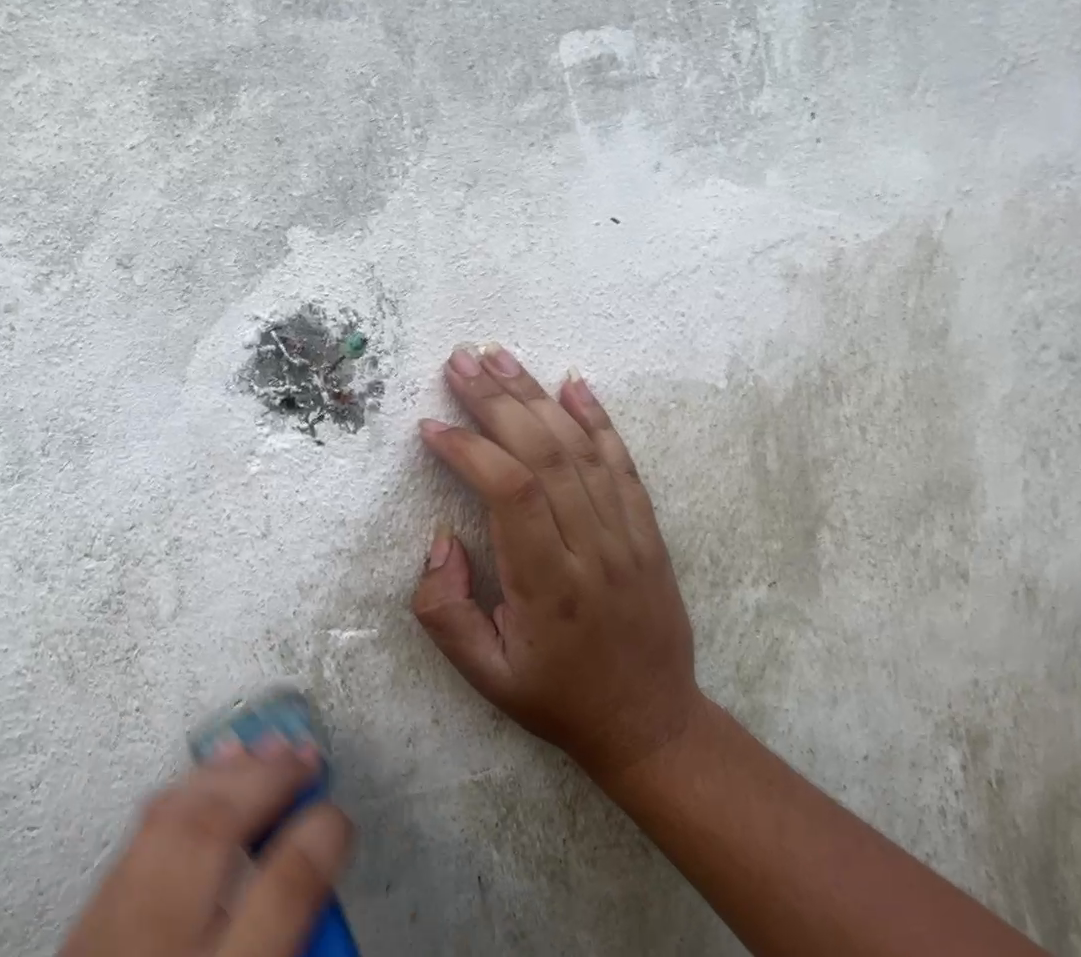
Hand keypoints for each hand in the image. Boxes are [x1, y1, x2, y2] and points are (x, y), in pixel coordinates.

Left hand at [59, 744, 352, 956]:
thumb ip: (287, 938)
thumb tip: (322, 901)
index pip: (280, 891)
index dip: (318, 840)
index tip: (340, 816)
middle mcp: (162, 942)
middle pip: (215, 835)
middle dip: (265, 781)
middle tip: (305, 755)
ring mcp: (116, 924)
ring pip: (169, 823)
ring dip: (220, 775)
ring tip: (259, 748)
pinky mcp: (90, 919)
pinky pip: (137, 836)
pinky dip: (177, 795)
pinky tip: (197, 783)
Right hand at [412, 344, 703, 779]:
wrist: (651, 723)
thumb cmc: (556, 699)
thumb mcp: (484, 676)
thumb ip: (445, 610)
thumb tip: (442, 539)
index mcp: (549, 587)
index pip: (511, 493)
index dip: (469, 450)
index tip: (430, 427)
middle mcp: (594, 550)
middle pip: (546, 454)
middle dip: (497, 400)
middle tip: (458, 360)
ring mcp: (629, 537)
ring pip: (582, 450)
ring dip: (537, 396)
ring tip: (498, 356)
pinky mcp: (648, 532)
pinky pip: (624, 465)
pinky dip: (599, 419)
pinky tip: (573, 383)